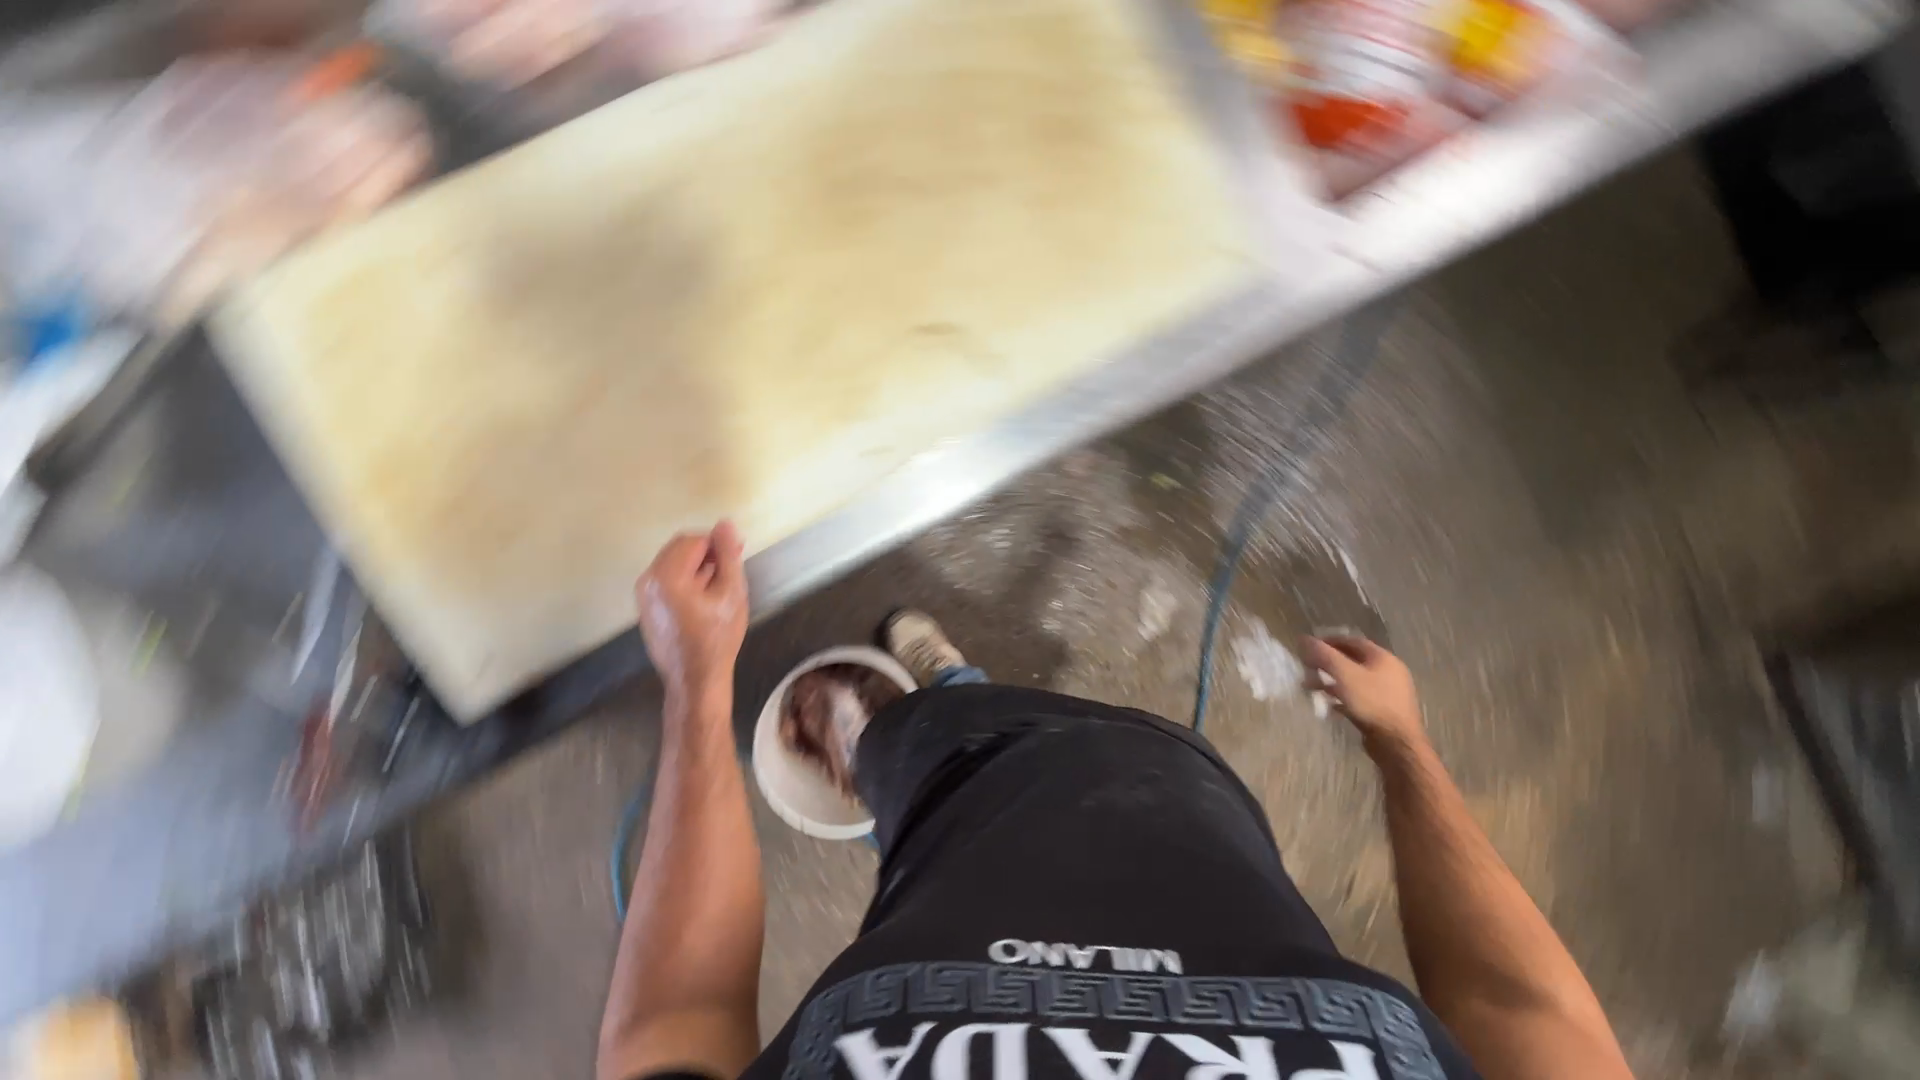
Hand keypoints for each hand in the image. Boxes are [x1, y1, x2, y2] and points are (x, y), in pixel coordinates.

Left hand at [636, 522, 747, 700]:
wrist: (695, 679)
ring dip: (697, 564)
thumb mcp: (731, 593)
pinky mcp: (646, 608)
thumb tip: (725, 523)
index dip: (717, 542)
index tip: (738, 553)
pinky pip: (666, 580)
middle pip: (678, 548)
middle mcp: (647, 581)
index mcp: (666, 576)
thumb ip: (728, 555)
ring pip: (672, 563)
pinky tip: (705, 597)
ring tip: (721, 583)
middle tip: (731, 566)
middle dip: (706, 551)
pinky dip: (685, 579)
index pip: (693, 540)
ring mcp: (643, 596)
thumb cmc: (717, 638)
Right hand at [1301, 634, 1425, 754]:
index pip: (1353, 641)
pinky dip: (1342, 696)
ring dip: (1332, 681)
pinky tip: (1329, 704)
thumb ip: (1324, 655)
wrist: (1397, 742)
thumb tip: (1304, 639)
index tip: (1310, 646)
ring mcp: (1388, 692)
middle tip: (1309, 666)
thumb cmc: (1371, 703)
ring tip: (1312, 686)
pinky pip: (1359, 697)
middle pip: (1353, 661)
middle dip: (1328, 663)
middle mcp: (1389, 672)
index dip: (1330, 641)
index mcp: (1383, 658)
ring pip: (1355, 680)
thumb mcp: (1344, 675)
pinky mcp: (1384, 710)